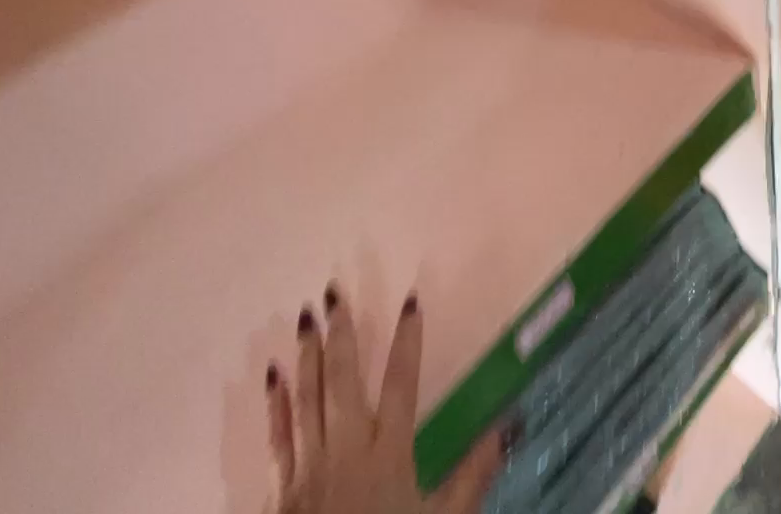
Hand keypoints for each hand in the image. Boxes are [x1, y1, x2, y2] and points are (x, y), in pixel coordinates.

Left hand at [262, 284, 505, 513]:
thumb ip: (475, 473)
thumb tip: (509, 424)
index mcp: (388, 453)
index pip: (402, 383)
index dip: (408, 340)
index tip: (411, 300)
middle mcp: (346, 449)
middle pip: (343, 381)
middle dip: (341, 334)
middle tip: (333, 292)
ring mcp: (309, 466)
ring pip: (306, 399)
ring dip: (307, 355)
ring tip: (305, 317)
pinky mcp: (280, 488)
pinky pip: (276, 437)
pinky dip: (274, 404)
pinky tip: (271, 374)